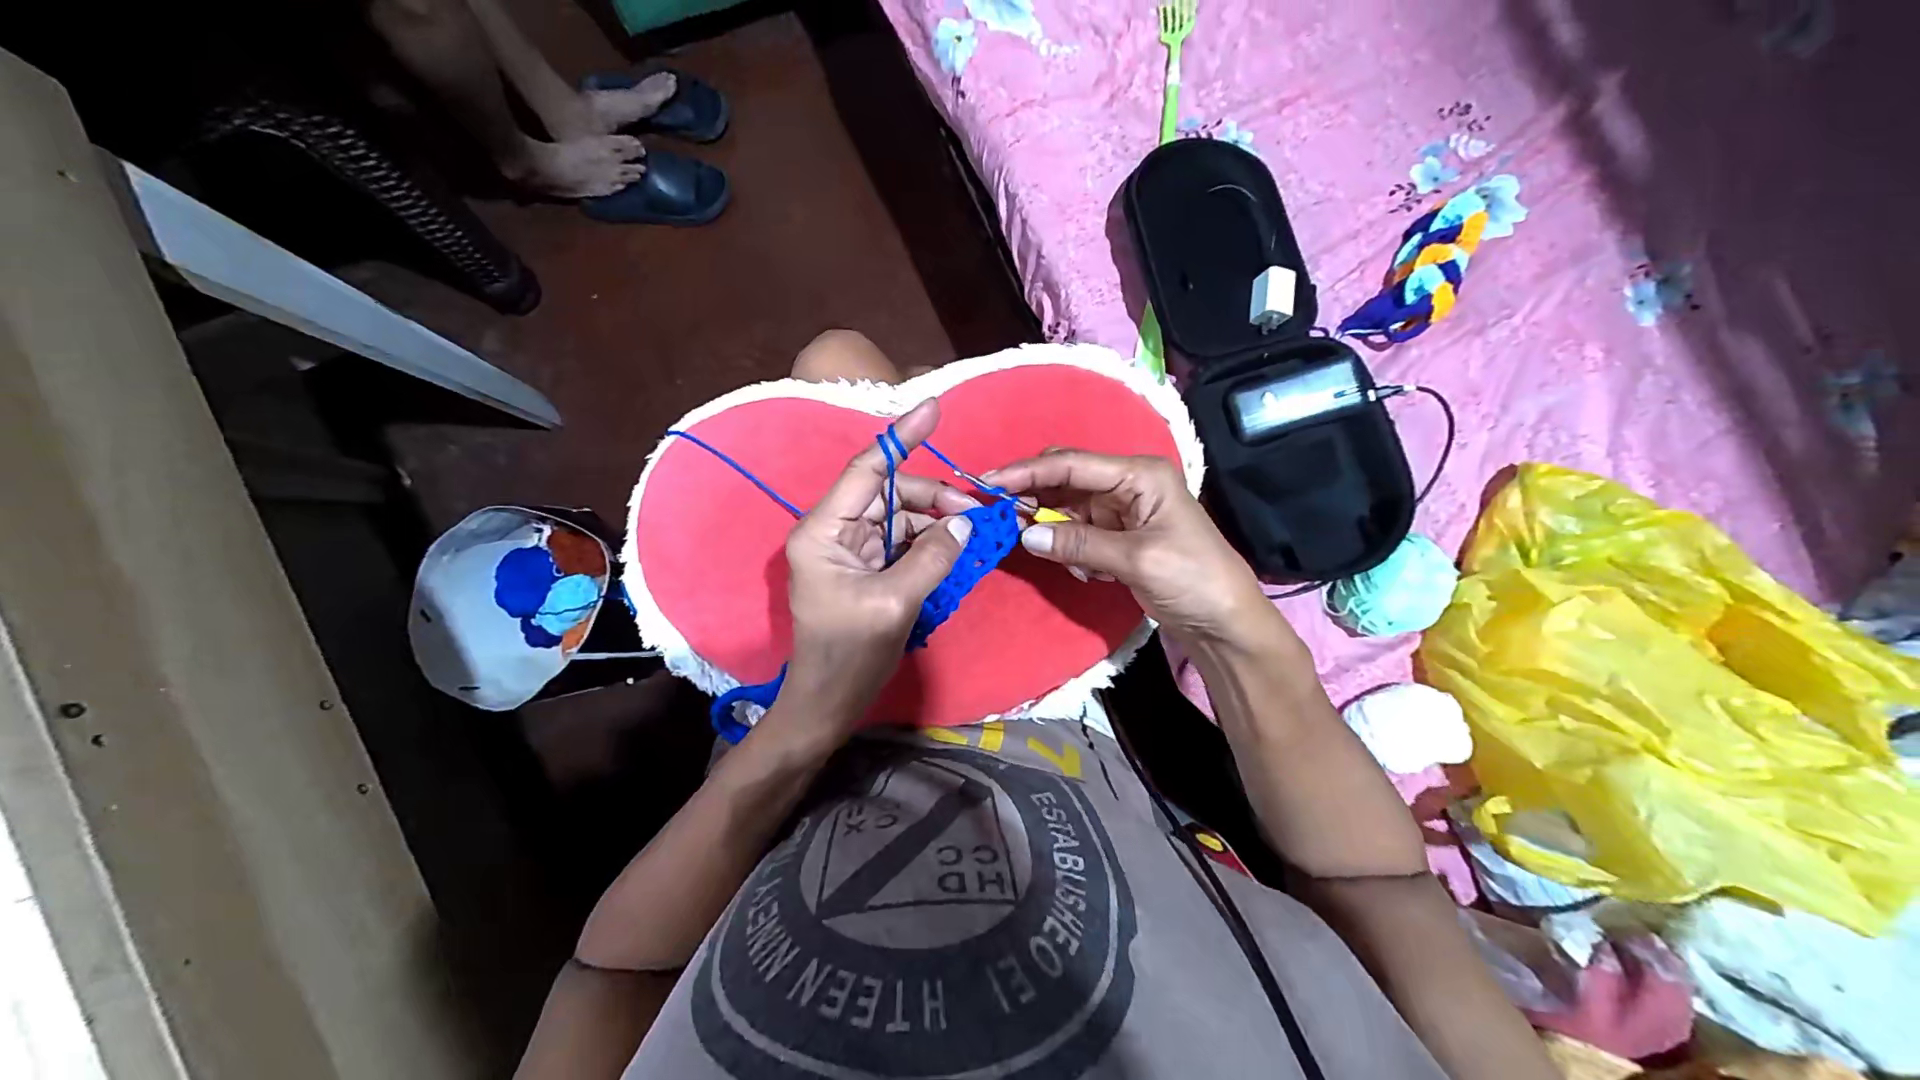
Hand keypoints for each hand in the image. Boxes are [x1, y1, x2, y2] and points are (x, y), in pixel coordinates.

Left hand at [777, 400, 978, 733]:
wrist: (828, 703)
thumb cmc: (849, 655)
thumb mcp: (894, 604)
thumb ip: (931, 557)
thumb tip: (963, 524)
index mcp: (824, 531)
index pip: (866, 470)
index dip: (902, 438)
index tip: (935, 407)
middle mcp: (834, 531)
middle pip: (889, 494)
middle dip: (933, 498)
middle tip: (976, 515)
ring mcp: (850, 550)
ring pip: (900, 517)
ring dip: (936, 521)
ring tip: (973, 535)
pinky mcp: (866, 568)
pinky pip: (903, 541)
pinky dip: (930, 542)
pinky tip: (956, 549)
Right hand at [981, 450, 1269, 643]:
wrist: (1224, 622)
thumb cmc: (1193, 579)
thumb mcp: (1136, 560)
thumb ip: (1079, 544)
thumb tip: (1023, 536)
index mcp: (1139, 474)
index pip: (1072, 465)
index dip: (1028, 471)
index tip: (989, 481)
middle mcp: (1127, 484)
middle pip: (1065, 480)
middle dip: (1033, 497)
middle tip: (999, 516)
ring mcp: (1120, 511)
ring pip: (1066, 509)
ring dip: (1052, 531)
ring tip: (1051, 555)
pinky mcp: (1116, 536)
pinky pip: (1076, 534)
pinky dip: (1069, 550)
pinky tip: (1087, 573)